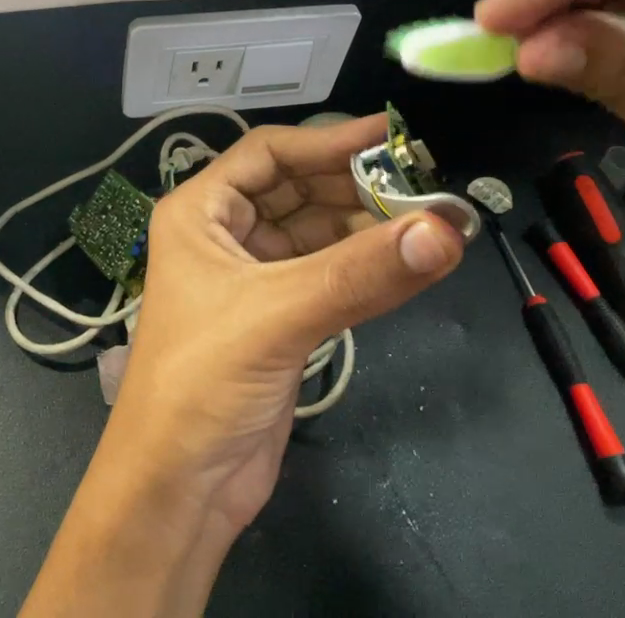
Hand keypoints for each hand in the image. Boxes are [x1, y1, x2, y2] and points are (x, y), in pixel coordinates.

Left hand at [22, 116, 464, 615]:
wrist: (178, 487)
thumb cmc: (201, 383)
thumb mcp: (277, 315)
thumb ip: (361, 272)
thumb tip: (446, 229)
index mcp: (199, 213)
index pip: (268, 154)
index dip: (328, 141)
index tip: (392, 137)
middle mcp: (223, 236)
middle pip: (296, 190)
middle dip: (355, 185)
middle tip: (425, 184)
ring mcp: (252, 279)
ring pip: (316, 234)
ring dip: (367, 227)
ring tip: (432, 222)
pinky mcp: (278, 319)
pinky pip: (328, 275)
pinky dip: (365, 267)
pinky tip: (408, 262)